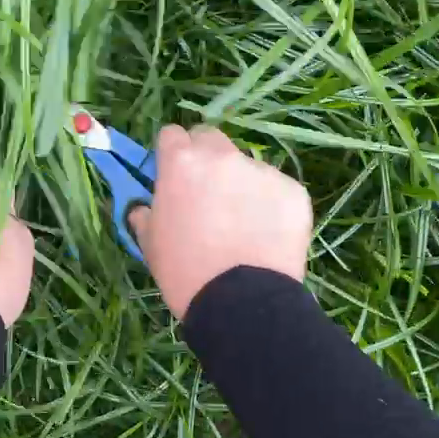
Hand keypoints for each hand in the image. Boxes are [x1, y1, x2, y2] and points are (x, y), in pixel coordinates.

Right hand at [128, 125, 313, 318]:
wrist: (242, 303)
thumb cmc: (184, 271)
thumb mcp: (149, 242)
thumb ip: (145, 213)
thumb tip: (146, 207)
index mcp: (181, 162)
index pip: (172, 134)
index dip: (170, 153)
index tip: (172, 174)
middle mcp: (222, 156)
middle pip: (210, 138)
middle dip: (205, 157)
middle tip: (205, 192)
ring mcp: (262, 171)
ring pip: (245, 165)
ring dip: (238, 182)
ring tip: (240, 223)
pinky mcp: (293, 191)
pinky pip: (276, 189)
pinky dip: (269, 204)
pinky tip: (264, 234)